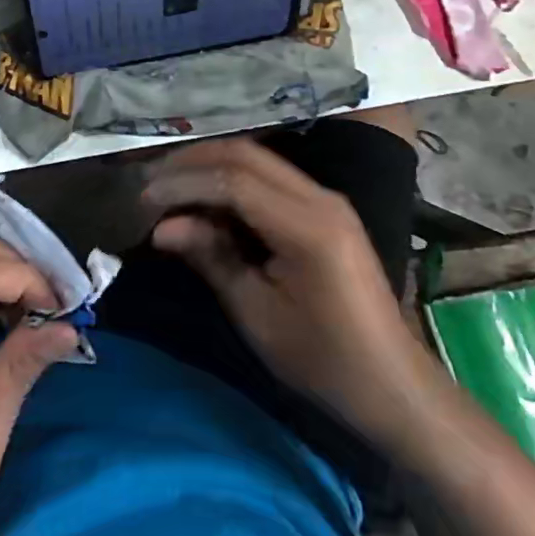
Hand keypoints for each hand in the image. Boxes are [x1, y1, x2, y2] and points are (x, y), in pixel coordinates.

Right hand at [142, 138, 433, 455]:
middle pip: (247, 155)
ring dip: (212, 165)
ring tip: (171, 185)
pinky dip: (234, 179)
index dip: (184, 183)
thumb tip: (163, 227)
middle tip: (151, 181)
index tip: (144, 199)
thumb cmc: (322, 359)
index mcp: (308, 226)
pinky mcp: (326, 207)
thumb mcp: (257, 315)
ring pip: (259, 159)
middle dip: (194, 161)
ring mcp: (327, 198)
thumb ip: (212, 258)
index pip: (234, 180)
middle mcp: (321, 197)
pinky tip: (208, 197)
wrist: (390, 380)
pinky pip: (272, 176)